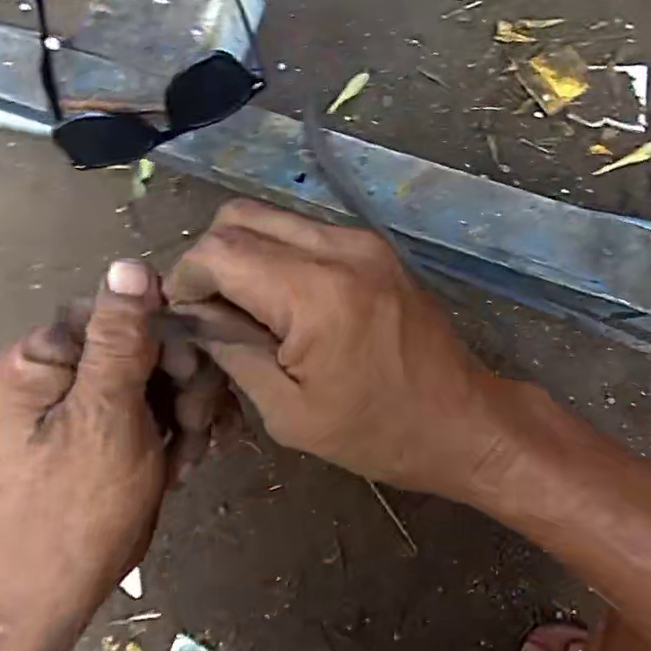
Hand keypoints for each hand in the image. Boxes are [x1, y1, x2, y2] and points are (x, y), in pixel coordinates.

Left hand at [0, 260, 227, 617]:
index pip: (115, 312)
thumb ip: (120, 339)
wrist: (58, 591)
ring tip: (184, 457)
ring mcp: (83, 406)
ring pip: (157, 379)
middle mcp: (57, 375)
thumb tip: (130, 263)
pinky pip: (154, 410)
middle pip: (142, 345)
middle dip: (179, 384)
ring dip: (184, 414)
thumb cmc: (77, 507)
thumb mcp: (105, 417)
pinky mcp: (107, 433)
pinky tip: (178, 465)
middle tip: (191, 428)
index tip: (189, 377)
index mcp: (39, 361)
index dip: (163, 339)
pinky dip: (175, 434)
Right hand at [166, 201, 520, 502]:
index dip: (187, 280)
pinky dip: (278, 257)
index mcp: (315, 293)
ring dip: (244, 256)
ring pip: (271, 218)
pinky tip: (283, 304)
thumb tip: (193, 315)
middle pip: (239, 217)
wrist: (465, 421)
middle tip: (212, 314)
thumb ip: (233, 350)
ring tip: (247, 312)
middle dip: (210, 261)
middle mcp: (339, 248)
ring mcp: (362, 241)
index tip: (185, 319)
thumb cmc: (378, 432)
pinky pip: (305, 232)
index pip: (219, 250)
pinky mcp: (375, 247)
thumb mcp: (289, 411)